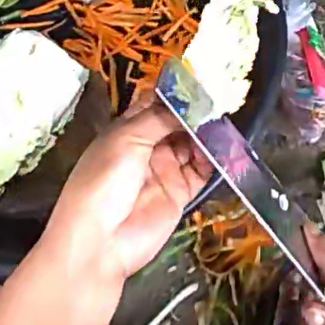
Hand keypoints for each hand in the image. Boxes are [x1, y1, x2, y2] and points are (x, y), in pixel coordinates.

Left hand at [40, 103, 210, 284]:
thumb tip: (190, 101)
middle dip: (198, 112)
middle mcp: (149, 146)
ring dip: (207, 133)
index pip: (157, 103)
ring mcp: (166, 169)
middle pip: (179, 122)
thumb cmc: (103, 183)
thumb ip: (161, 117)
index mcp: (129, 130)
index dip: (178, 93)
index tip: (203, 79)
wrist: (99, 245)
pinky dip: (214, 158)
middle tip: (223, 97)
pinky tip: (224, 147)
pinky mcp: (180, 191)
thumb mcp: (127, 140)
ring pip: (193, 143)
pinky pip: (202, 169)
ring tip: (226, 120)